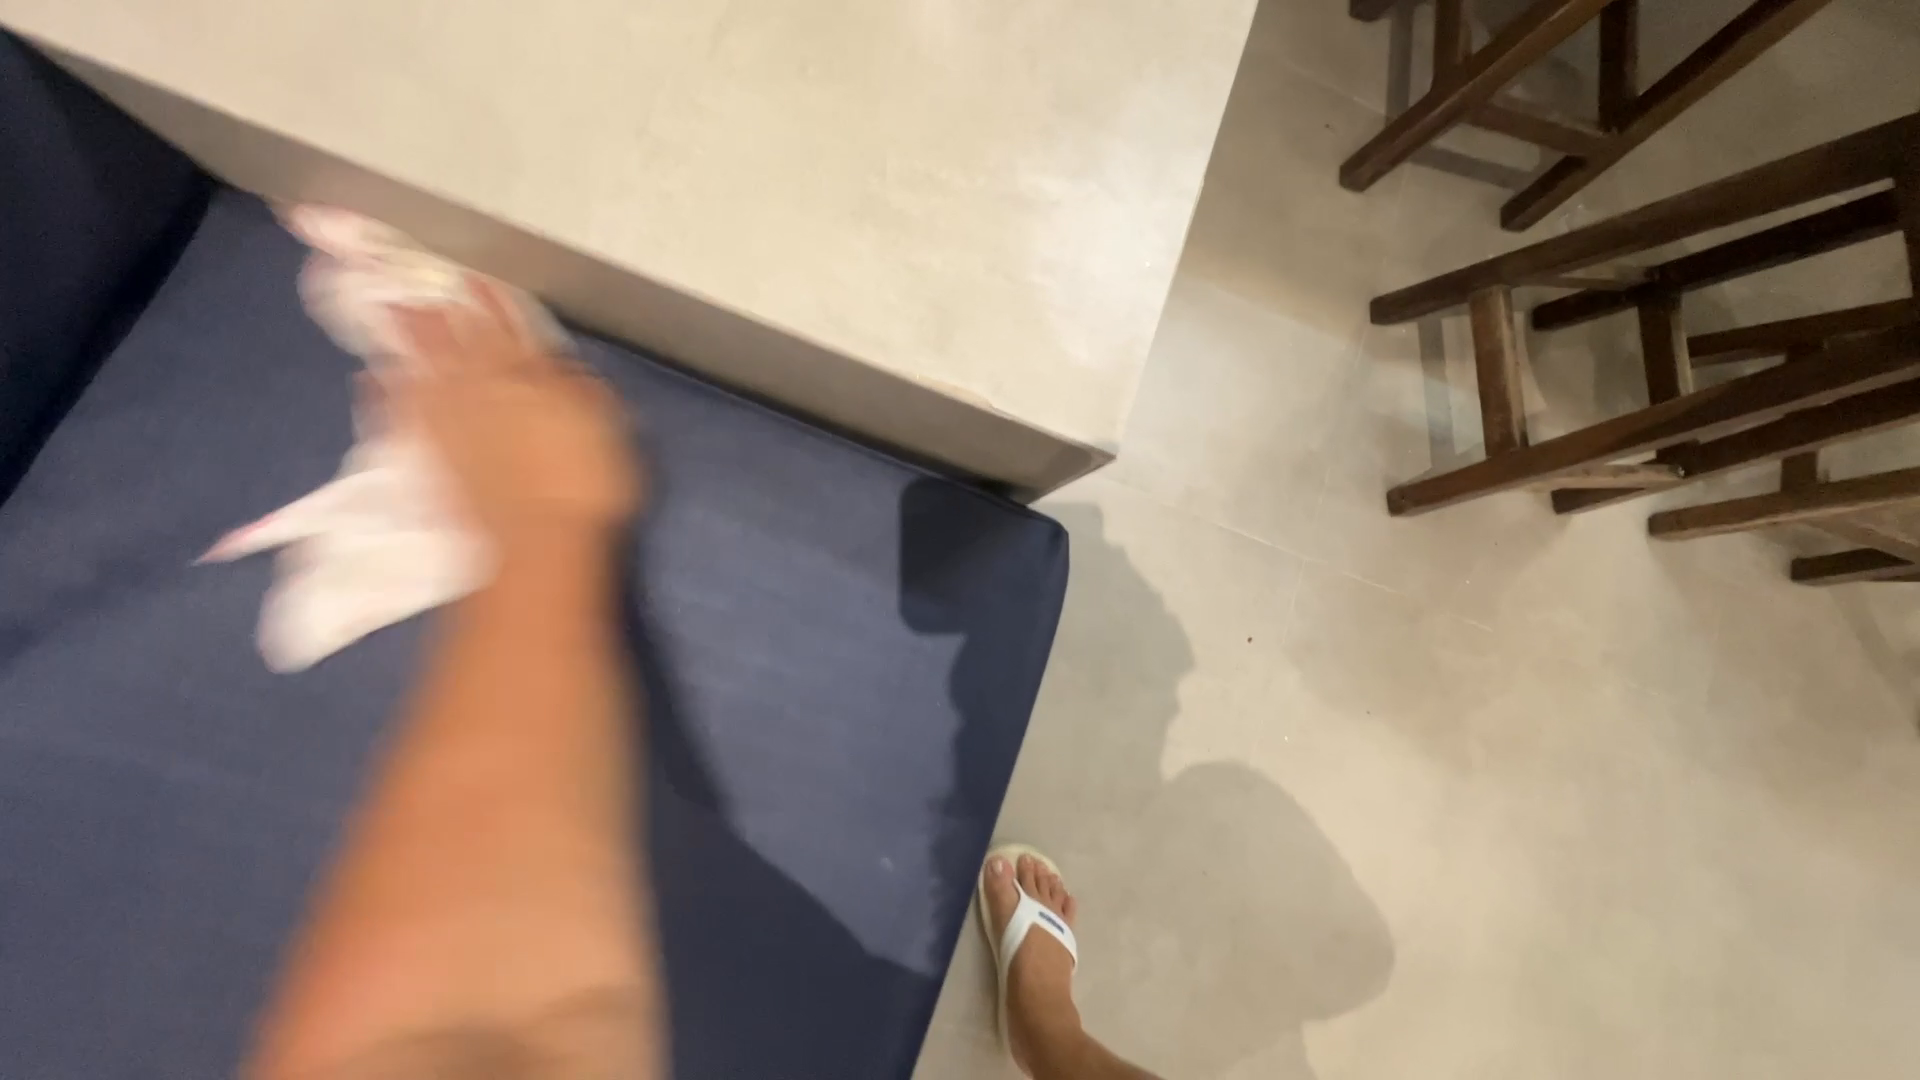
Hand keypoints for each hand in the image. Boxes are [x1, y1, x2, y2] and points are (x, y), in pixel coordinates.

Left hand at [388, 277, 641, 547]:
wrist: (539, 543)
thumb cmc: (587, 488)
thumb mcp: (605, 433)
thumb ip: (581, 393)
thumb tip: (561, 365)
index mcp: (530, 383)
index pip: (510, 334)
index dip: (493, 305)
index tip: (477, 279)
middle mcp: (484, 393)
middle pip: (459, 344)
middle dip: (442, 313)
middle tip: (415, 283)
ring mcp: (451, 424)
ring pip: (423, 369)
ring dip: (406, 340)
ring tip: (388, 312)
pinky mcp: (430, 455)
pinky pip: (400, 415)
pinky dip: (383, 394)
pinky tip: (371, 378)